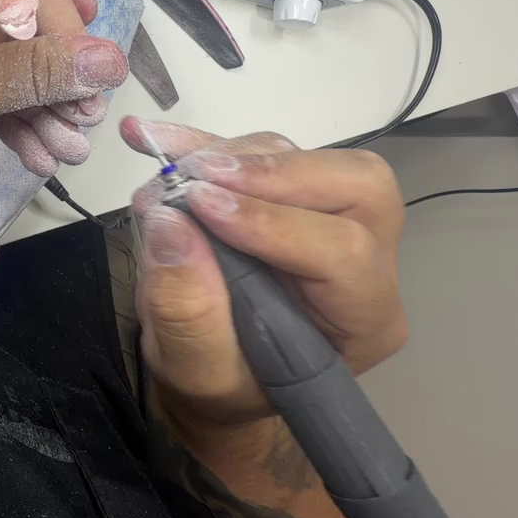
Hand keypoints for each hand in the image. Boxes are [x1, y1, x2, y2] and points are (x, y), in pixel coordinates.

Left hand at [0, 0, 128, 213]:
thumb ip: (31, 72)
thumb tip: (111, 59)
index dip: (62, 17)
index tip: (105, 42)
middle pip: (11, 36)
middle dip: (54, 79)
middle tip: (92, 117)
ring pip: (0, 74)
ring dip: (36, 112)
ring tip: (74, 151)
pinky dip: (9, 126)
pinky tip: (41, 157)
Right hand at [120, 119, 410, 428]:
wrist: (211, 367)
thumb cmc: (217, 379)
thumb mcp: (195, 366)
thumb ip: (186, 307)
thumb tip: (170, 222)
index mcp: (361, 317)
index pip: (344, 252)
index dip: (271, 222)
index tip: (198, 204)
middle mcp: (364, 260)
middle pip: (357, 186)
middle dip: (275, 171)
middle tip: (201, 174)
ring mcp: (328, 217)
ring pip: (309, 156)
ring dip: (234, 153)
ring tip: (168, 170)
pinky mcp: (283, 192)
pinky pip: (258, 149)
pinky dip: (203, 140)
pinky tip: (153, 138)